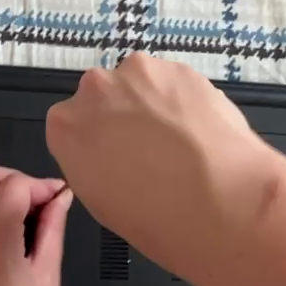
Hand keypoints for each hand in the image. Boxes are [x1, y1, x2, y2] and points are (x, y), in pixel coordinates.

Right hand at [45, 53, 285, 279]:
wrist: (219, 200)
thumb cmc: (154, 217)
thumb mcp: (101, 201)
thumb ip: (92, 162)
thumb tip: (112, 152)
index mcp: (66, 125)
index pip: (73, 125)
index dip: (99, 142)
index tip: (116, 158)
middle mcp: (95, 88)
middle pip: (105, 95)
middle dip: (123, 114)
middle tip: (150, 149)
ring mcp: (139, 72)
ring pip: (141, 83)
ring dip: (153, 102)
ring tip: (181, 140)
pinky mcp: (178, 67)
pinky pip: (174, 82)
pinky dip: (184, 100)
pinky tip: (201, 130)